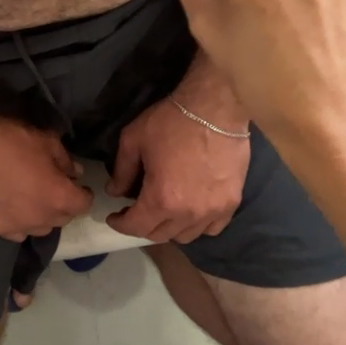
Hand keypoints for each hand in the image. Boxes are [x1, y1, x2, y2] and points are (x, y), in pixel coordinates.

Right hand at [0, 111, 94, 241]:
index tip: (76, 184)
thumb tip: (75, 173)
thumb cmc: (9, 140)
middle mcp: (43, 219)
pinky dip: (21, 222)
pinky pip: (19, 232)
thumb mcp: (45, 140)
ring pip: (42, 228)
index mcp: (59, 197)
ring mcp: (19, 227)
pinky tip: (13, 207)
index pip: (83, 204)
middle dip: (63, 204)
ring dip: (43, 215)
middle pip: (64, 218)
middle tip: (53, 187)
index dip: (83, 193)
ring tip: (32, 198)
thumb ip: (65, 160)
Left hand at [106, 66, 249, 243]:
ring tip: (161, 210)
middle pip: (160, 235)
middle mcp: (189, 214)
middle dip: (142, 226)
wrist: (215, 108)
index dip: (120, 224)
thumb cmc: (171, 122)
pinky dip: (197, 225)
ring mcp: (214, 211)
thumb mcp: (133, 140)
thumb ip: (122, 171)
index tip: (113, 217)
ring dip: (169, 228)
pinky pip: (212, 228)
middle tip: (133, 210)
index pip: (136, 226)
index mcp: (162, 199)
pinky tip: (189, 210)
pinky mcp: (232, 203)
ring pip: (186, 236)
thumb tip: (115, 191)